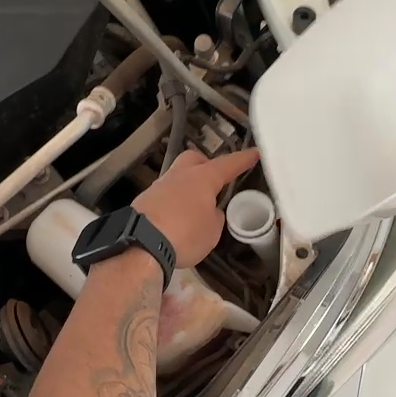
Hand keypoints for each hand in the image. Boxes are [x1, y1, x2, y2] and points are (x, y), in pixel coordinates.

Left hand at [133, 148, 259, 268]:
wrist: (141, 244)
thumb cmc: (185, 235)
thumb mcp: (212, 231)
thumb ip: (216, 217)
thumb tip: (210, 211)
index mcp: (202, 178)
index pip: (227, 164)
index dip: (242, 159)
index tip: (254, 152)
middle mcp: (180, 175)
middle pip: (194, 159)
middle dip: (206, 164)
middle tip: (214, 179)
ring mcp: (159, 186)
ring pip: (177, 176)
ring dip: (188, 186)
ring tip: (195, 205)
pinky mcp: (144, 200)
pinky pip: (165, 194)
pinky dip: (173, 201)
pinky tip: (176, 217)